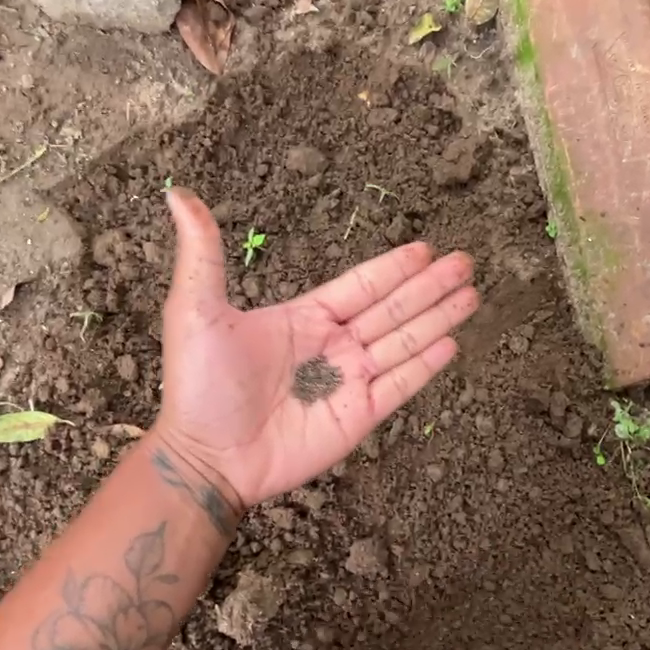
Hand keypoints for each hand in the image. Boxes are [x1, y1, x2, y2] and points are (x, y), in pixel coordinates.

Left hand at [152, 188, 479, 508]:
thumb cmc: (199, 385)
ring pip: (403, 343)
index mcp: (306, 318)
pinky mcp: (359, 416)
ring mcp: (350, 382)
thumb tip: (178, 194)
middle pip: (392, 310)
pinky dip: (425, 366)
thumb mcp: (197, 311)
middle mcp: (334, 346)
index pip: (361, 286)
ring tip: (471, 295)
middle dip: (429, 287)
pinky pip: (399, 385)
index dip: (394, 267)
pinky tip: (451, 344)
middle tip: (465, 263)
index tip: (425, 248)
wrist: (207, 455)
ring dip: (437, 318)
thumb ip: (203, 254)